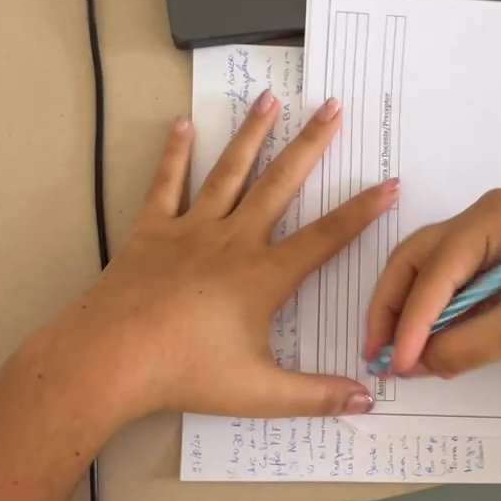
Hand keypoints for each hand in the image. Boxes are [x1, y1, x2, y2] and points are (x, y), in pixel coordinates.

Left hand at [46, 91, 396, 419]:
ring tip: (269, 98)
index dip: (361, 211)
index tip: (388, 183)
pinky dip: (175, 153)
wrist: (112, 358)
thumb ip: (316, 396)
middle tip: (332, 107)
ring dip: (252, 134)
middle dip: (311, 144)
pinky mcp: (151, 231)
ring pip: (228, 172)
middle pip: (280, 184)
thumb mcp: (260, 393)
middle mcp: (232, 241)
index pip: (325, 237)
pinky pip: (166, 184)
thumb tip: (367, 401)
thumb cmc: (187, 373)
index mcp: (263, 276)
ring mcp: (190, 230)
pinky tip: (182, 124)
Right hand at [364, 189, 500, 377]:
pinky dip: (427, 319)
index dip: (412, 318)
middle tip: (378, 357)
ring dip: (404, 316)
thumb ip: (469, 345)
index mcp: (493, 216)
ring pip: (421, 275)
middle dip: (393, 310)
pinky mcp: (484, 264)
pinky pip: (442, 289)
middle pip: (414, 262)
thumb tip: (416, 365)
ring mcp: (479, 240)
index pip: (437, 267)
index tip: (398, 362)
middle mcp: (477, 220)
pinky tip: (420, 348)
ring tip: (396, 359)